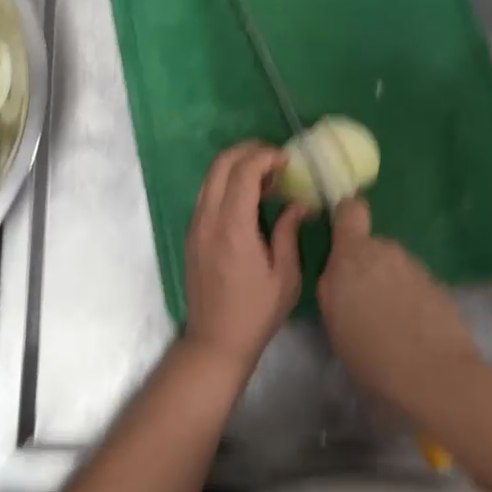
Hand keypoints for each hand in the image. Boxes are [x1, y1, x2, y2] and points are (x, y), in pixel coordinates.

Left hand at [183, 142, 308, 372]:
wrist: (215, 341)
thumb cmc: (256, 313)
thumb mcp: (286, 276)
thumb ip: (290, 233)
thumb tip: (299, 204)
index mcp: (233, 227)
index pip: (243, 171)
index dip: (265, 156)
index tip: (287, 159)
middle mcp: (208, 219)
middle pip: (221, 163)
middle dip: (249, 151)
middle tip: (276, 159)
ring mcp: (196, 225)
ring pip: (211, 177)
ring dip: (237, 166)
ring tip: (267, 178)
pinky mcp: (192, 234)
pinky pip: (207, 194)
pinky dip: (227, 184)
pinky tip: (250, 199)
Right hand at [318, 197, 481, 413]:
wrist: (434, 373)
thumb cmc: (371, 349)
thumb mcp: (333, 319)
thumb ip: (333, 284)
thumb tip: (339, 272)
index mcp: (353, 254)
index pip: (350, 210)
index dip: (346, 215)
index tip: (343, 234)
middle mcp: (386, 251)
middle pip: (372, 247)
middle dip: (368, 266)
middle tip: (365, 303)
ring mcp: (416, 267)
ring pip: (395, 267)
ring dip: (390, 285)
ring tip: (392, 323)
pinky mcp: (439, 286)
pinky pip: (416, 285)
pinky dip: (412, 301)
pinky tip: (413, 331)